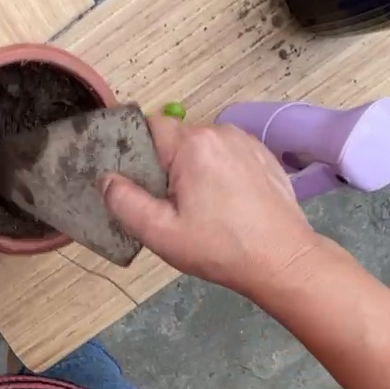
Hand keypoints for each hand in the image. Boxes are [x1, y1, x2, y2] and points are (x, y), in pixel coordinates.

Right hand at [101, 115, 328, 294]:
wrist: (283, 260)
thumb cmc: (219, 248)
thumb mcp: (159, 232)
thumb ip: (124, 202)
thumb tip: (107, 179)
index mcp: (193, 144)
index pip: (148, 128)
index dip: (135, 153)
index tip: (134, 184)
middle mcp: (221, 132)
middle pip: (174, 140)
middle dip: (163, 168)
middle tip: (166, 207)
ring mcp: (246, 142)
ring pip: (200, 149)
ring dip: (190, 172)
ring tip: (197, 209)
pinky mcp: (263, 156)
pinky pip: (225, 156)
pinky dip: (216, 174)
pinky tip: (222, 206)